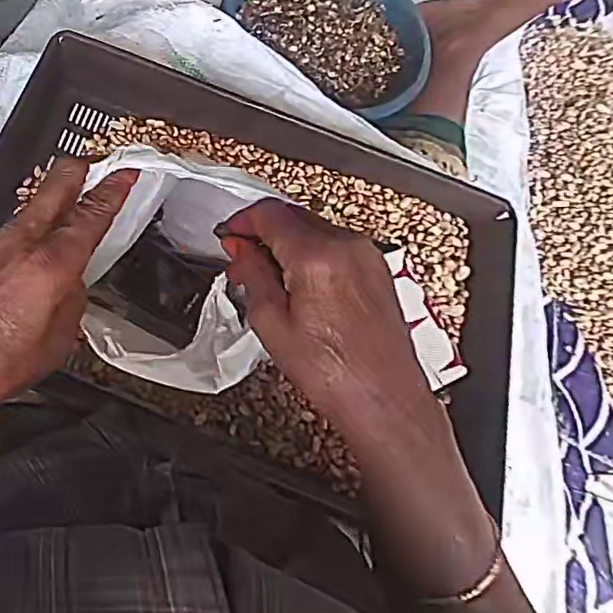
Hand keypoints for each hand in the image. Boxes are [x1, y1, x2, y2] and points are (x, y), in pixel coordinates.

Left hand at [0, 157, 135, 429]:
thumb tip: (73, 284)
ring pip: (37, 202)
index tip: (126, 172)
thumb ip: (72, 301)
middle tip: (103, 167)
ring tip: (79, 207)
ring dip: (59, 195)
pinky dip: (38, 222)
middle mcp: (21, 243)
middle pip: (58, 182)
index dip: (115, 188)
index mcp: (50, 264)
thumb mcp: (57, 343)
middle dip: (84, 168)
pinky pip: (19, 226)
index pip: (91, 212)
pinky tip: (45, 242)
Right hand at [217, 198, 436, 440]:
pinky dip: (309, 253)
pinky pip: (334, 244)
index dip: (241, 221)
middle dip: (261, 232)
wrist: (383, 399)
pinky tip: (297, 283)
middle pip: (291, 215)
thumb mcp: (270, 323)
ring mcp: (366, 255)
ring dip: (285, 243)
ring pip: (312, 228)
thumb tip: (241, 249)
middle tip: (241, 259)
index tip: (229, 235)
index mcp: (317, 256)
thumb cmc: (334, 373)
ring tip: (267, 279)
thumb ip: (251, 274)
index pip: (270, 213)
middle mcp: (347, 246)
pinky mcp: (376, 268)